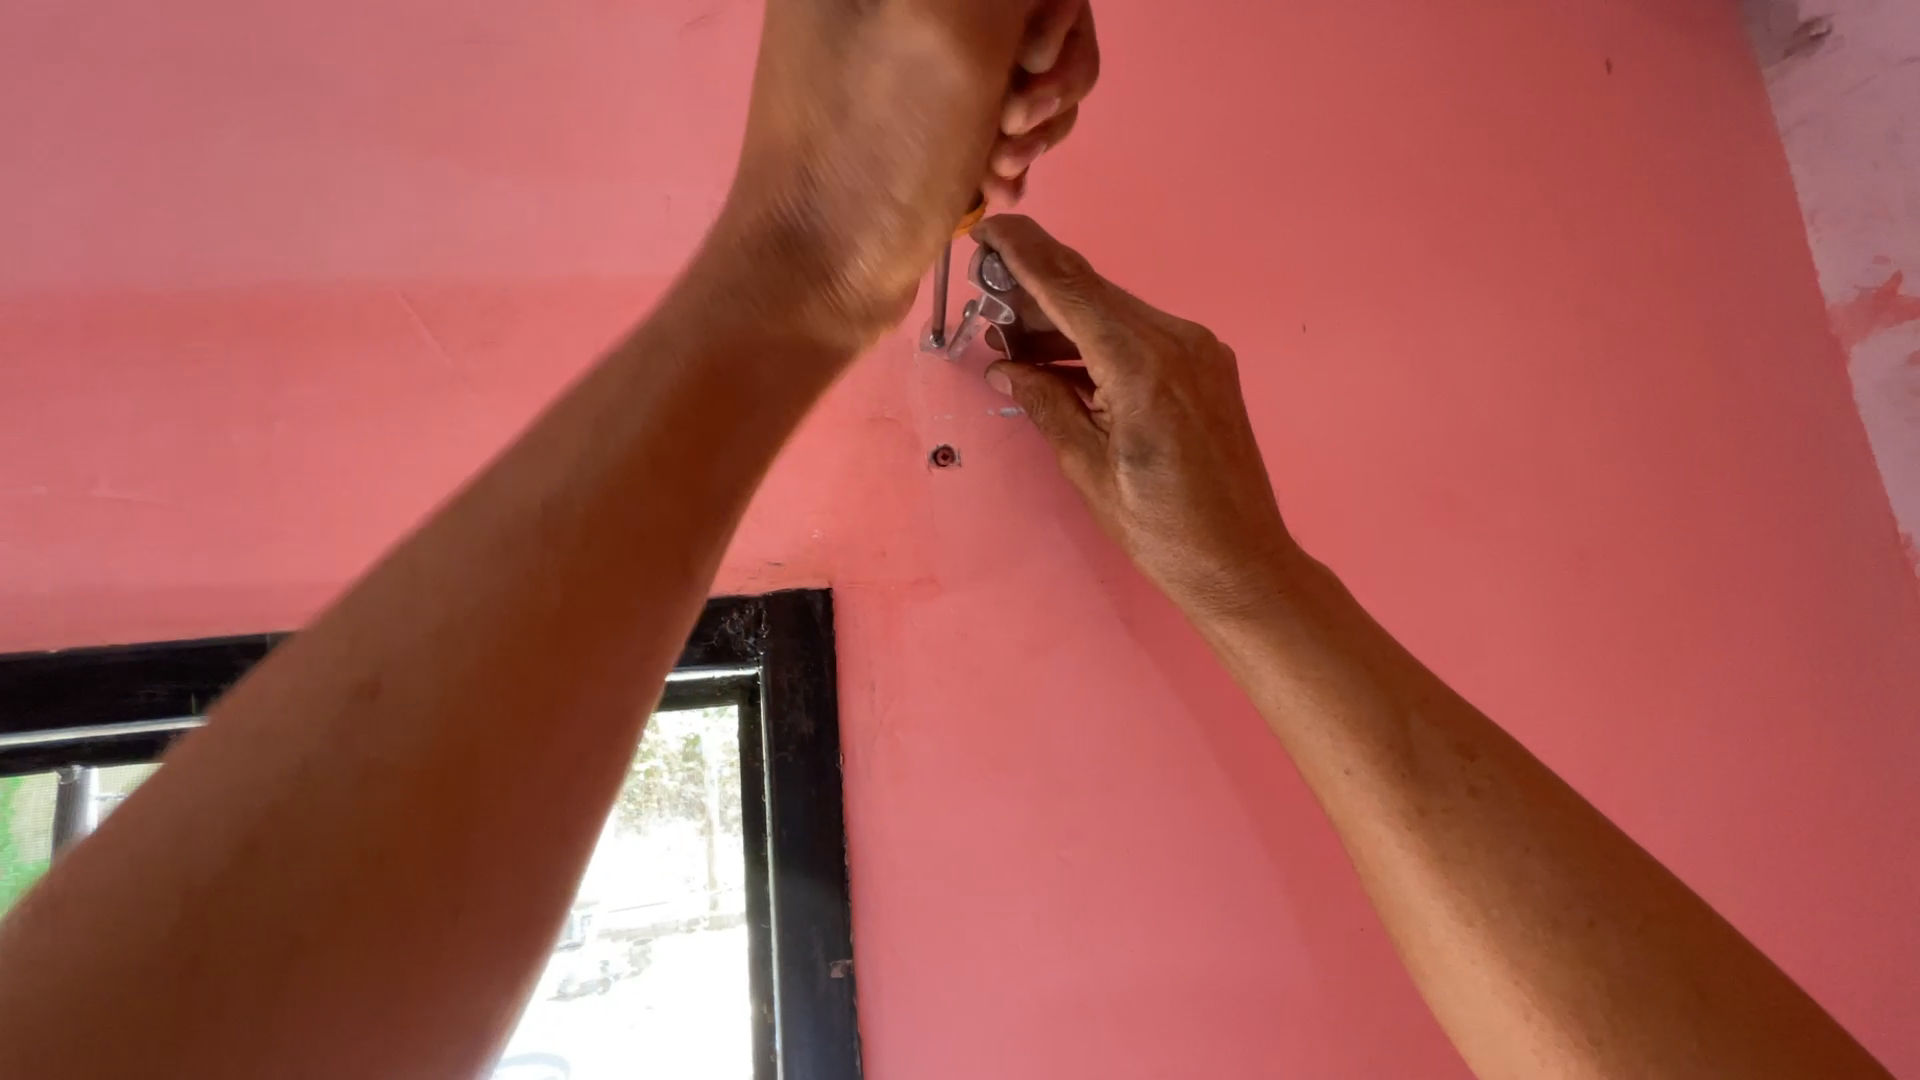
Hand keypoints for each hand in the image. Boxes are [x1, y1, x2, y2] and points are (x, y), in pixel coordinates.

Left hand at [710, 1, 1099, 346]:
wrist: (816, 282)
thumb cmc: (874, 158)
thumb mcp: (947, 30)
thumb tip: (1045, 1)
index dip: (1049, 11)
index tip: (1029, 67)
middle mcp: (893, 2)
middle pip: (1029, 10)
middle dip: (1044, 73)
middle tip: (1014, 128)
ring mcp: (909, 59)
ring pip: (1023, 64)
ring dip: (1032, 122)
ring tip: (1001, 169)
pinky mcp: (922, 118)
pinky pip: (997, 113)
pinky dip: (1009, 151)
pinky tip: (994, 188)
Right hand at [974, 214, 1300, 623]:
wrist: (1239, 561)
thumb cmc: (1158, 528)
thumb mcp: (1087, 467)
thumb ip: (1046, 404)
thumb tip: (1006, 368)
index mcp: (1142, 365)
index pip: (1072, 288)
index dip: (1026, 254)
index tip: (989, 228)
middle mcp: (1178, 339)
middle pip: (1094, 293)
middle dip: (1037, 291)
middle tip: (990, 303)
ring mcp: (1200, 350)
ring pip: (1116, 313)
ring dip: (1066, 320)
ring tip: (1018, 341)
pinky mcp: (1207, 366)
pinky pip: (1140, 336)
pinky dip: (1098, 341)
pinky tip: (1066, 361)